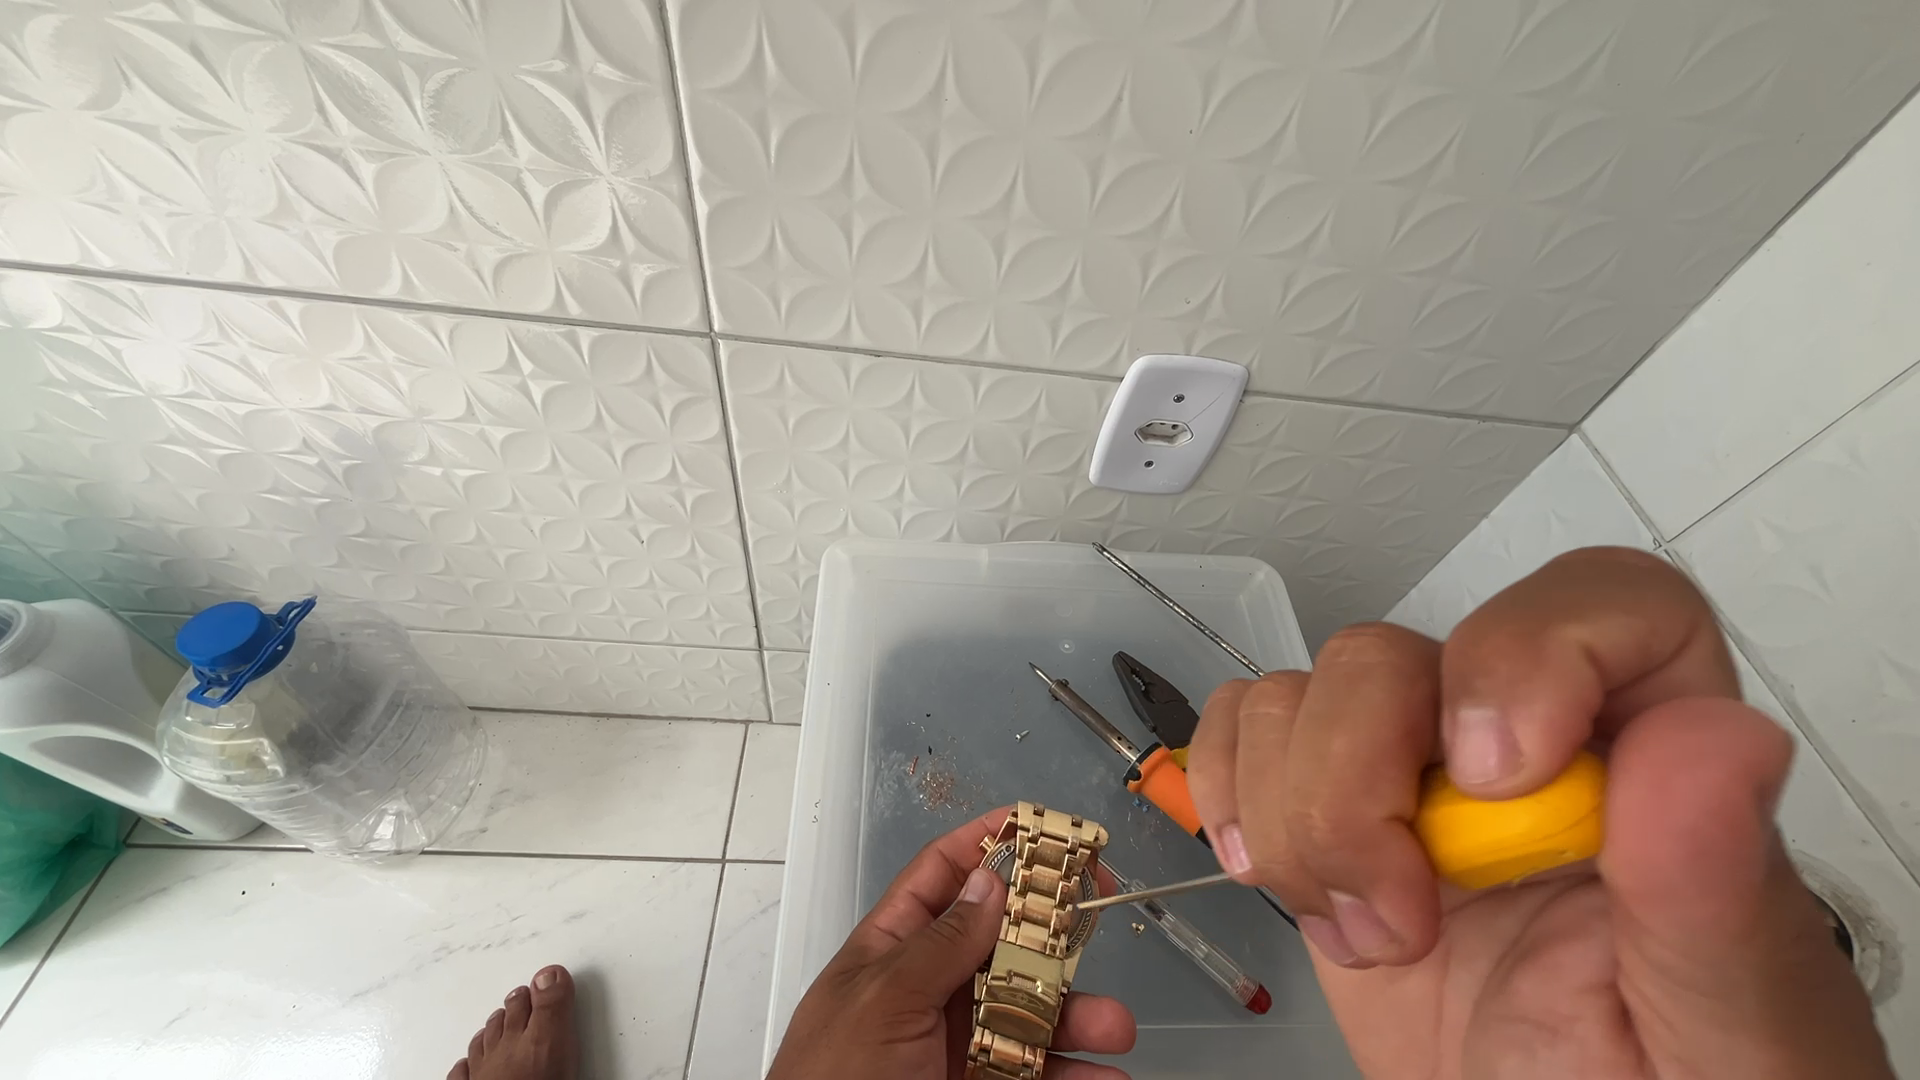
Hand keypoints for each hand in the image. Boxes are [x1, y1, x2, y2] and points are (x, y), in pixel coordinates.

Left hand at [767, 808, 1136, 1079]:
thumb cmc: (838, 1077)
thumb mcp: (884, 1001)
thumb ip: (939, 944)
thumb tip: (989, 879)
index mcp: (893, 946)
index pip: (941, 874)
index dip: (986, 842)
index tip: (1040, 825)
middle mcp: (929, 986)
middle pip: (999, 940)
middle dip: (1049, 930)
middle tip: (1099, 910)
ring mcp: (954, 1042)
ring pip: (1026, 1010)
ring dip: (1076, 1014)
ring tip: (1116, 1026)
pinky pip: (1033, 1073)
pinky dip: (1072, 1076)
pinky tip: (1105, 1078)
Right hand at [1186, 547, 1892, 1078]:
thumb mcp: (1717, 1033)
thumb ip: (1714, 891)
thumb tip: (1722, 737)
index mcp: (1631, 759)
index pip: (1598, 604)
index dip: (1524, 652)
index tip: (1485, 782)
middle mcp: (1493, 733)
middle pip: (1378, 656)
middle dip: (1353, 791)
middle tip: (1396, 920)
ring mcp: (1387, 760)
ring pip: (1287, 695)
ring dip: (1290, 823)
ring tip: (1353, 930)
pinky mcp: (1302, 790)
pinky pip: (1233, 722)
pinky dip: (1224, 790)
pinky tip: (1267, 871)